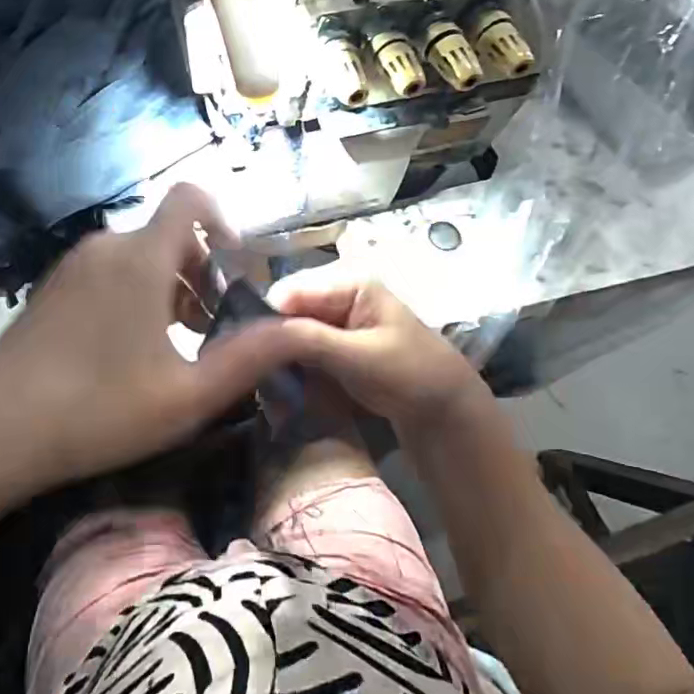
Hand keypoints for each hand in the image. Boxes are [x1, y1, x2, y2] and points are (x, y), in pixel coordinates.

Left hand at [0, 184, 294, 501]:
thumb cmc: (98, 411)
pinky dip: (134, 292)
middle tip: (211, 329)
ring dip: (169, 286)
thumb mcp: (187, 395)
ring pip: (138, 255)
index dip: (223, 220)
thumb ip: (250, 358)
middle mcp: (106, 246)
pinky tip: (127, 350)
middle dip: (201, 272)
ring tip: (175, 345)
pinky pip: (108, 271)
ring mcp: (72, 266)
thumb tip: (300, 330)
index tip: (235, 270)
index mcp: (141, 256)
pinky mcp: (51, 288)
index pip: (191, 198)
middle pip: (170, 235)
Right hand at [266, 265, 487, 437]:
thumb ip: (311, 339)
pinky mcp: (335, 345)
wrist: (447, 411)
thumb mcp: (360, 356)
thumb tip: (259, 331)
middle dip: (271, 339)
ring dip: (279, 356)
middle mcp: (339, 295)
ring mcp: (336, 321)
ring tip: (266, 383)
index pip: (292, 291)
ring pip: (290, 332)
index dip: (266, 317)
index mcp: (350, 282)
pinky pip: (301, 349)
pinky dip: (291, 366)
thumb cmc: (412, 375)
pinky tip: (282, 386)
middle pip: (287, 310)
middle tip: (255, 372)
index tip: (246, 350)